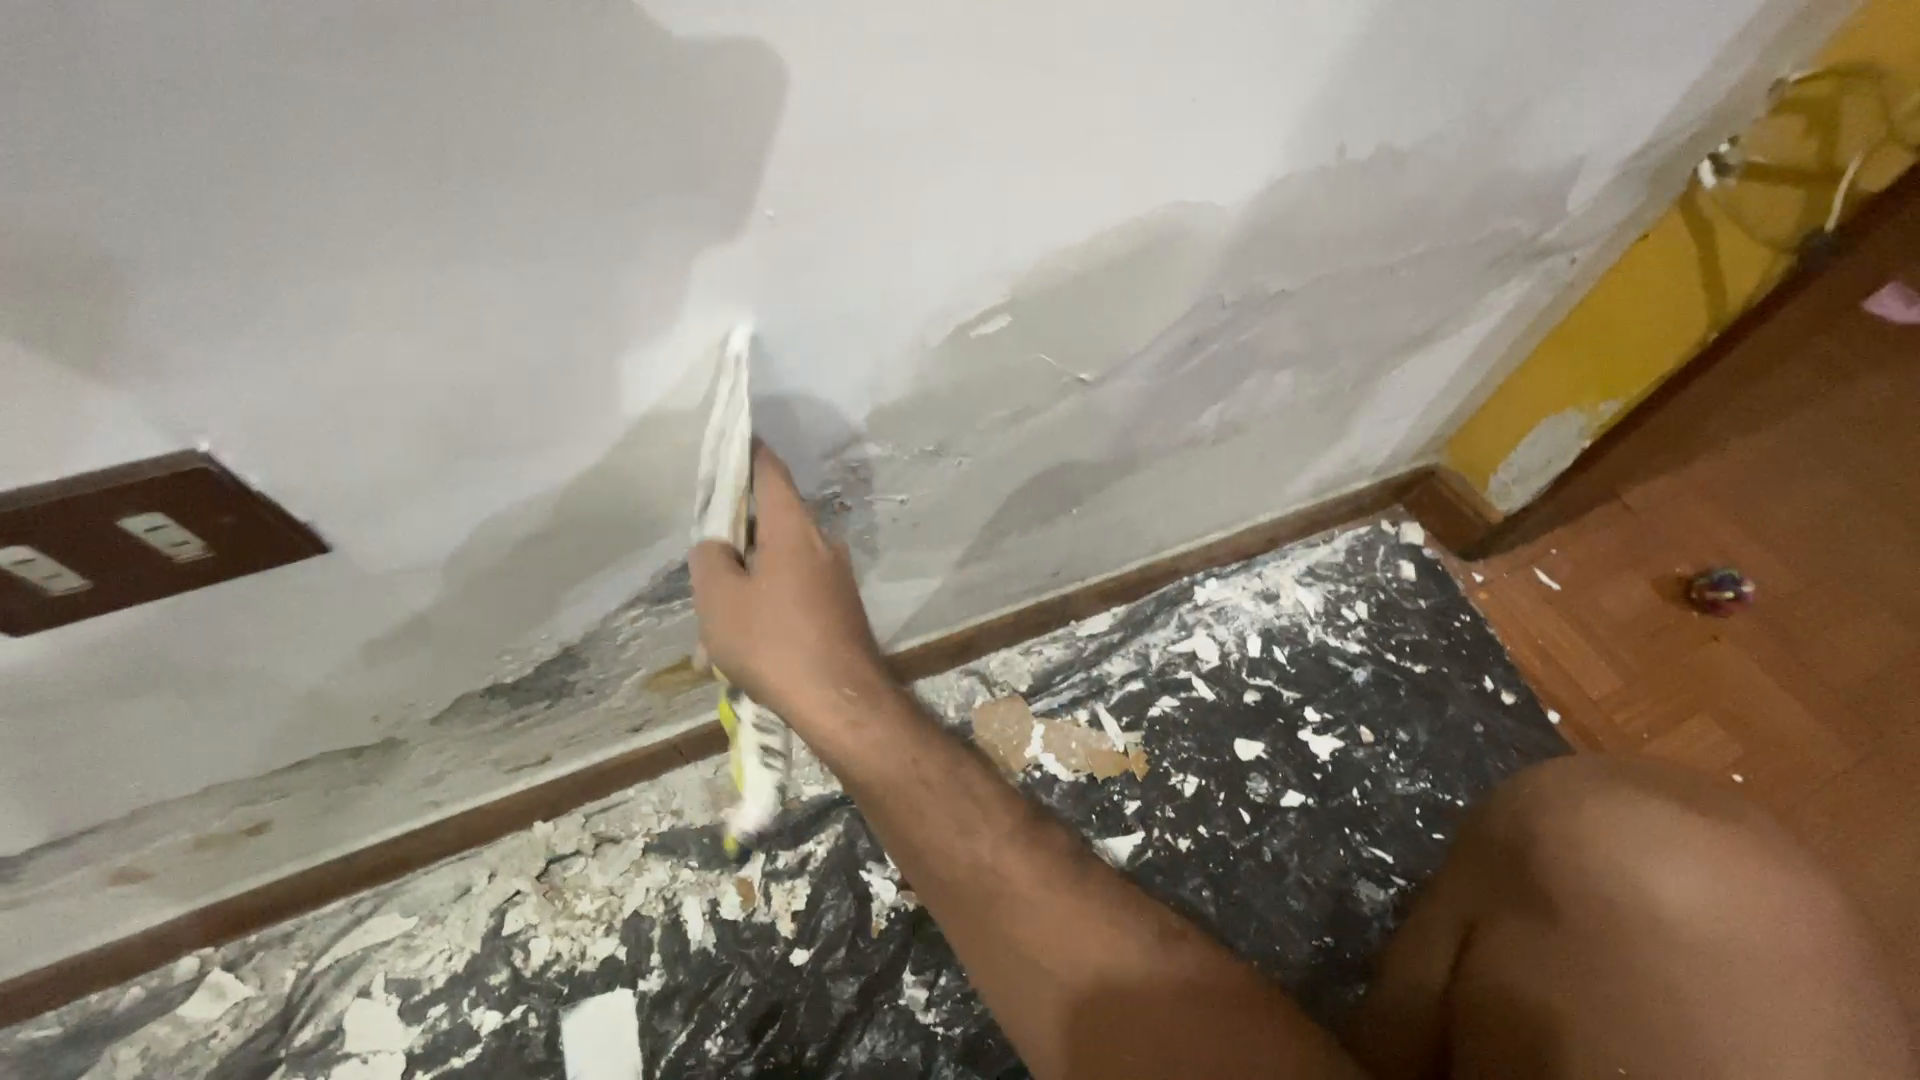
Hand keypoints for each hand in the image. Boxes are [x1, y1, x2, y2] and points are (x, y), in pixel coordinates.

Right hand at [688, 444, 893, 726]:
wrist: (841, 701)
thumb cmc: (774, 643)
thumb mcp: (719, 599)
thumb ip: (710, 559)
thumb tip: (718, 546)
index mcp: (793, 529)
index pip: (769, 471)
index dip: (747, 452)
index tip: (730, 442)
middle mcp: (822, 544)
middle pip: (769, 526)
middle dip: (733, 548)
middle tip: (703, 578)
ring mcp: (835, 579)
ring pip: (776, 571)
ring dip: (743, 595)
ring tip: (712, 644)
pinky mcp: (840, 610)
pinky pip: (792, 599)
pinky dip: (764, 616)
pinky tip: (740, 659)